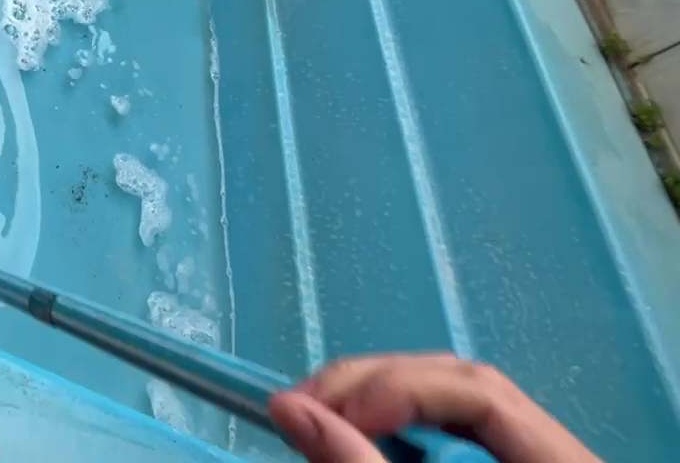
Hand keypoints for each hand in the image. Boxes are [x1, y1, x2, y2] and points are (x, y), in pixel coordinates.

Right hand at [269, 354, 601, 462]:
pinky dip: (385, 424)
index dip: (398, 390)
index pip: (482, 392)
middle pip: (454, 383)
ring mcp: (526, 458)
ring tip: (319, 420)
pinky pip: (440, 428)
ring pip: (442, 401)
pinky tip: (354, 434)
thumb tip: (284, 406)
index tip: (335, 418)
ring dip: (368, 401)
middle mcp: (554, 454)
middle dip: (368, 386)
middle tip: (304, 411)